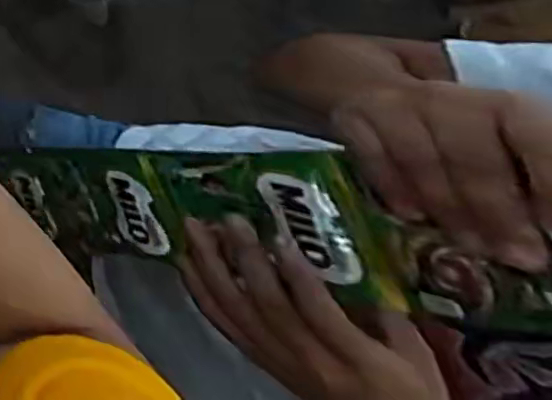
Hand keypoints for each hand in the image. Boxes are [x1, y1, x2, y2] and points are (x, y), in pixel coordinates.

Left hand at [179, 216, 446, 399]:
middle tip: (230, 219)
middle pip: (267, 304)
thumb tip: (347, 264)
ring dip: (208, 263)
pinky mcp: (257, 359)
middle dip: (245, 256)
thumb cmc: (409, 394)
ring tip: (193, 227)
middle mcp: (311, 361)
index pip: (319, 313)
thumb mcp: (416, 360)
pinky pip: (219, 320)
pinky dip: (197, 287)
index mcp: (360, 362)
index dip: (297, 275)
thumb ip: (385, 315)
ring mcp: (277, 360)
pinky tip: (185, 258)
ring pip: (232, 307)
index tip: (279, 238)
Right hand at [329, 79, 551, 270]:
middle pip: (471, 156)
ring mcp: (390, 106)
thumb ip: (534, 192)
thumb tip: (546, 233)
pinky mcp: (350, 116)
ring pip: (417, 157)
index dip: (549, 186)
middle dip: (497, 211)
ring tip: (470, 244)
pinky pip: (370, 154)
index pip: (536, 141)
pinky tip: (411, 215)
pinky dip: (392, 187)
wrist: (398, 112)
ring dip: (447, 208)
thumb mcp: (518, 162)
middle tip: (519, 257)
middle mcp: (447, 100)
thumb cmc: (481, 147)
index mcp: (510, 108)